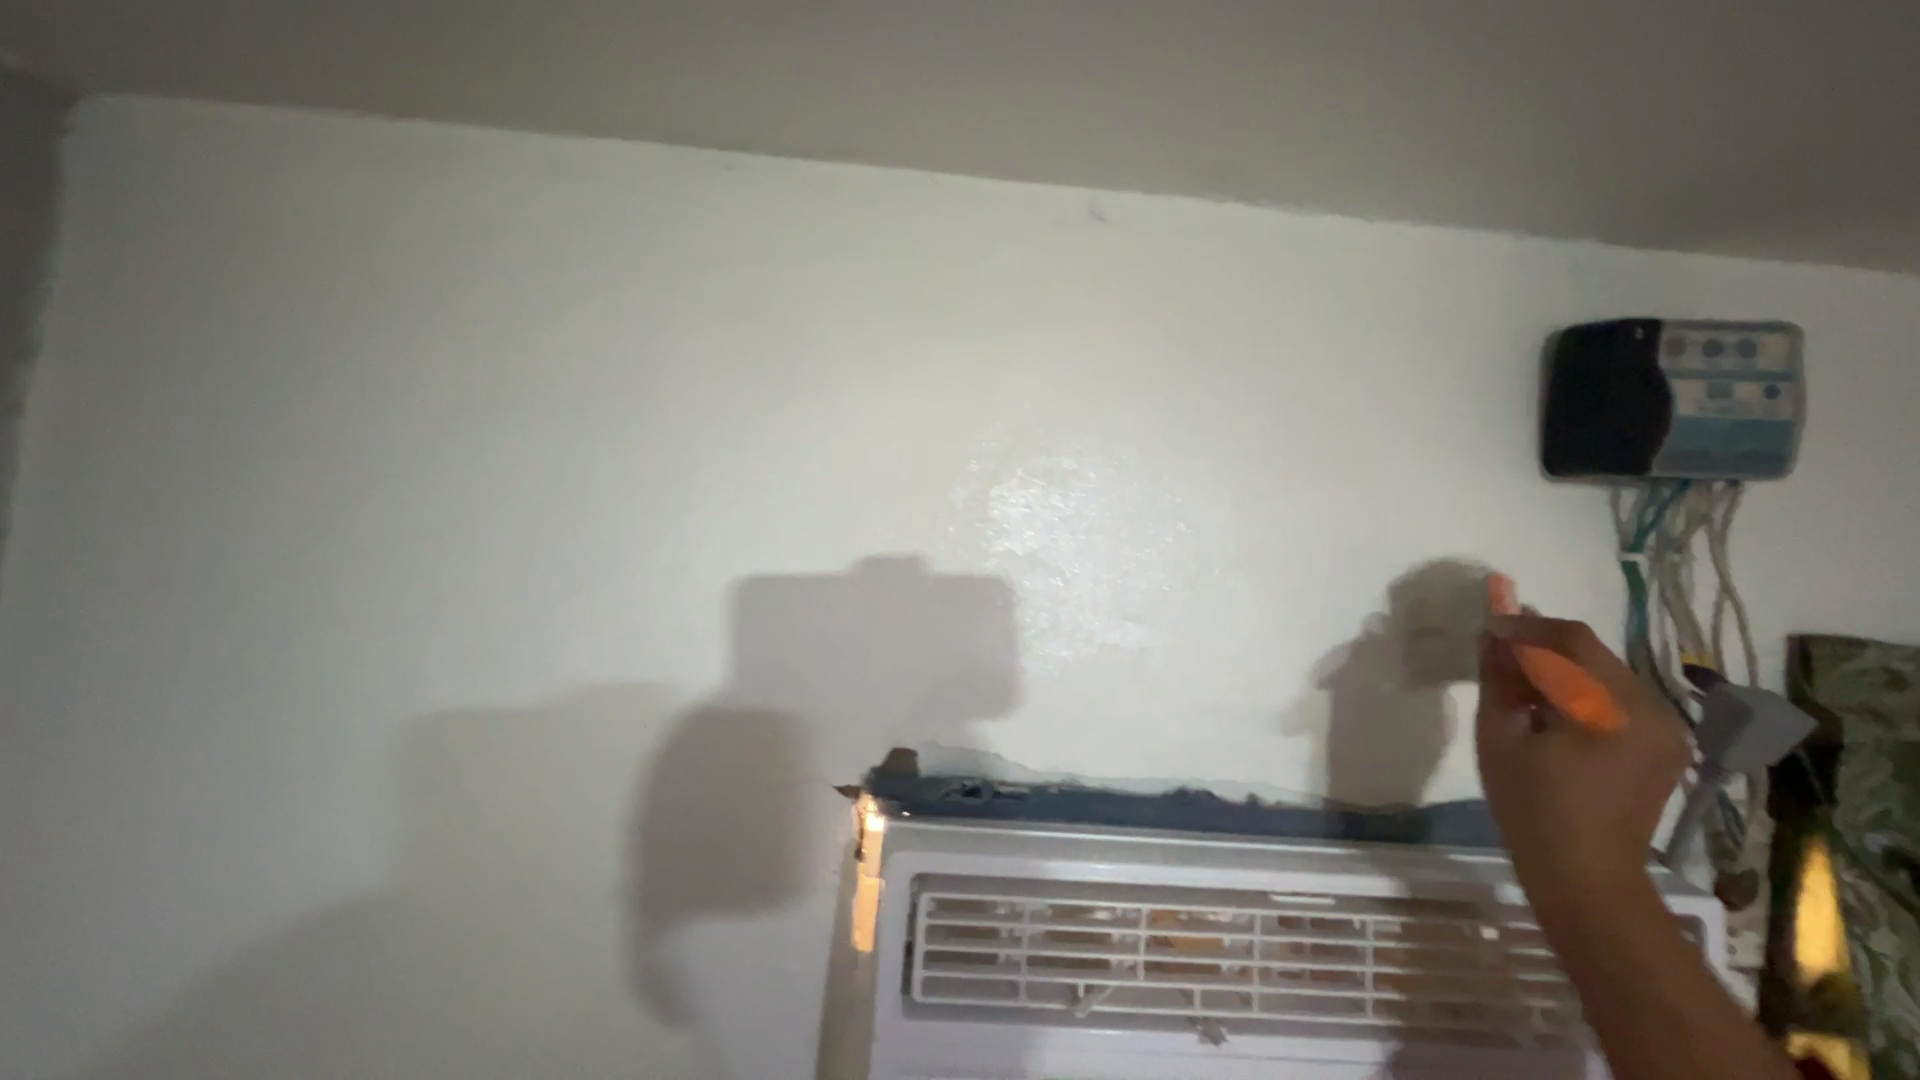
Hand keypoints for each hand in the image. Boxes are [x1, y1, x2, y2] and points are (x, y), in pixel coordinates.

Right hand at [1476, 615, 1689, 906]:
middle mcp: (1653, 709)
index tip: (1488, 629)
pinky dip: (1581, 692)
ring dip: (1561, 668)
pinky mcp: (1665, 744)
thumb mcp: (1500, 737)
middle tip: (1498, 654)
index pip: (1571, 640)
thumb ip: (1499, 679)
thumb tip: (1492, 637)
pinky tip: (1550, 709)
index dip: (1526, 626)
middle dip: (1542, 646)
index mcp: (1612, 708)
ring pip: (1605, 674)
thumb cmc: (1532, 807)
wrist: (1585, 874)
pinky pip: (1618, 699)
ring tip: (1519, 684)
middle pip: (1592, 653)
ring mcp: (1667, 728)